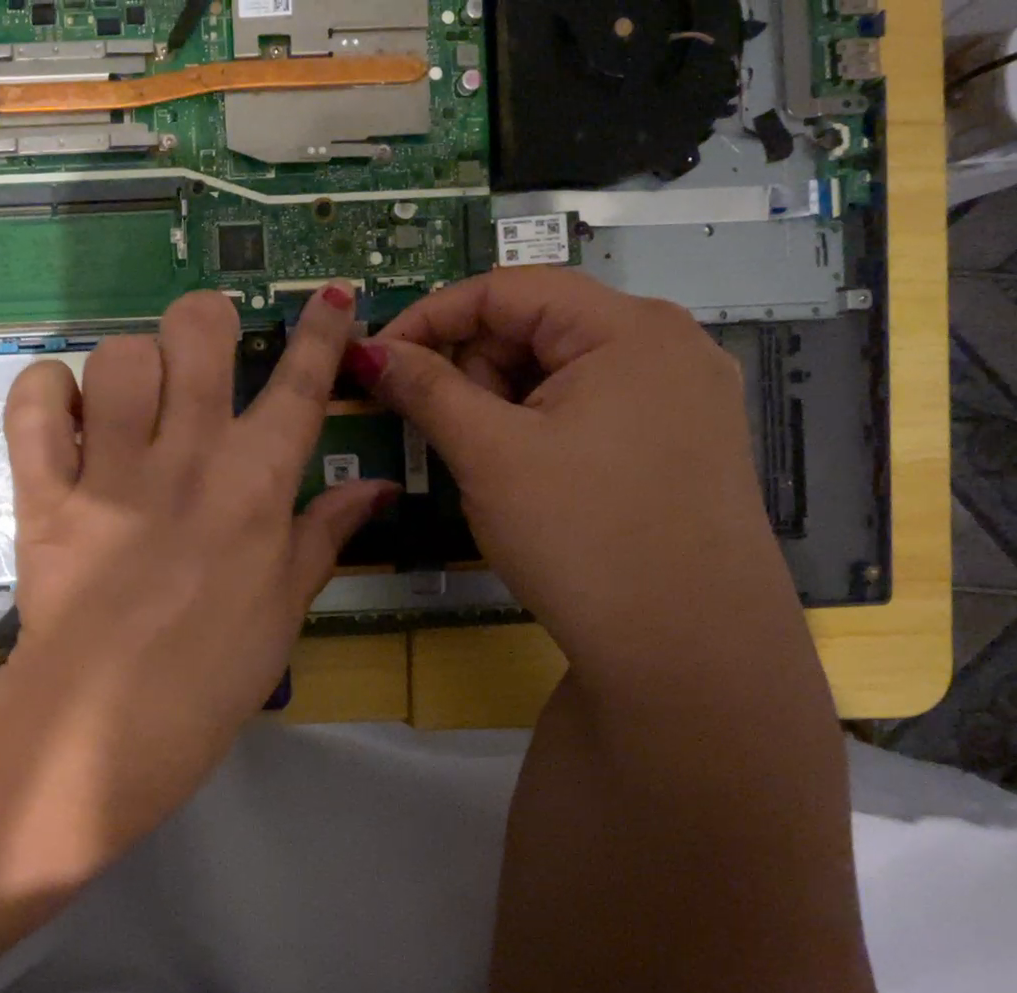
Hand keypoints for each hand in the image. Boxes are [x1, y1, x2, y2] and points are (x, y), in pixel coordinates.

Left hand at [3, 285, 397, 728]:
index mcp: (256, 484)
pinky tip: (61, 414)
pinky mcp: (44, 493)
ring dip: (125, 368)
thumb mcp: (285, 607)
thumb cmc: (213, 674)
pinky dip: (44, 393)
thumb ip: (324, 536)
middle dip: (202, 323)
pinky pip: (34, 406)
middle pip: (196, 332)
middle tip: (196, 355)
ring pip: (118, 358)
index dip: (320, 334)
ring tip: (123, 404)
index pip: (299, 385)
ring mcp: (111, 471)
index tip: (328, 298)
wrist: (112, 719)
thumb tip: (376, 490)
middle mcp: (186, 457)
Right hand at [357, 267, 787, 669]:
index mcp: (628, 328)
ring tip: (487, 468)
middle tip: (444, 434)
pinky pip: (585, 408)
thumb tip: (368, 350)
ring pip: (555, 372)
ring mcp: (679, 397)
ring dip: (498, 405)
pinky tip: (527, 480)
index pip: (506, 287)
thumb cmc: (581, 533)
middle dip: (470, 370)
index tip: (375, 363)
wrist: (685, 645)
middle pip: (533, 326)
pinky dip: (535, 429)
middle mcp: (665, 346)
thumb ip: (425, 389)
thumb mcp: (488, 454)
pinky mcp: (677, 442)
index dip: (429, 317)